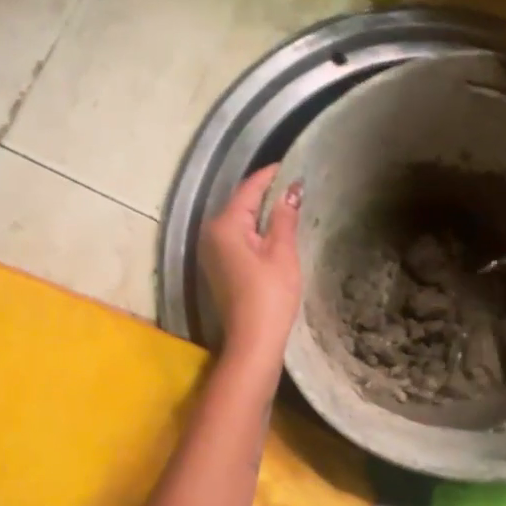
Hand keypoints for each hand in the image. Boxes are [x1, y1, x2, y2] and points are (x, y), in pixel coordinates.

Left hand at [201, 165, 302, 362]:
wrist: (253, 341)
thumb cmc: (270, 296)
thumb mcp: (282, 252)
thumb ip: (285, 217)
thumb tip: (292, 189)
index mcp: (225, 225)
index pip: (249, 189)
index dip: (270, 176)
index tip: (292, 165)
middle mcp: (211, 233)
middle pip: (240, 203)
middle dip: (266, 193)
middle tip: (294, 184)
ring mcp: (212, 251)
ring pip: (238, 221)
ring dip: (261, 212)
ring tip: (289, 203)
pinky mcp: (218, 266)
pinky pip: (237, 237)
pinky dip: (255, 230)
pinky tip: (274, 230)